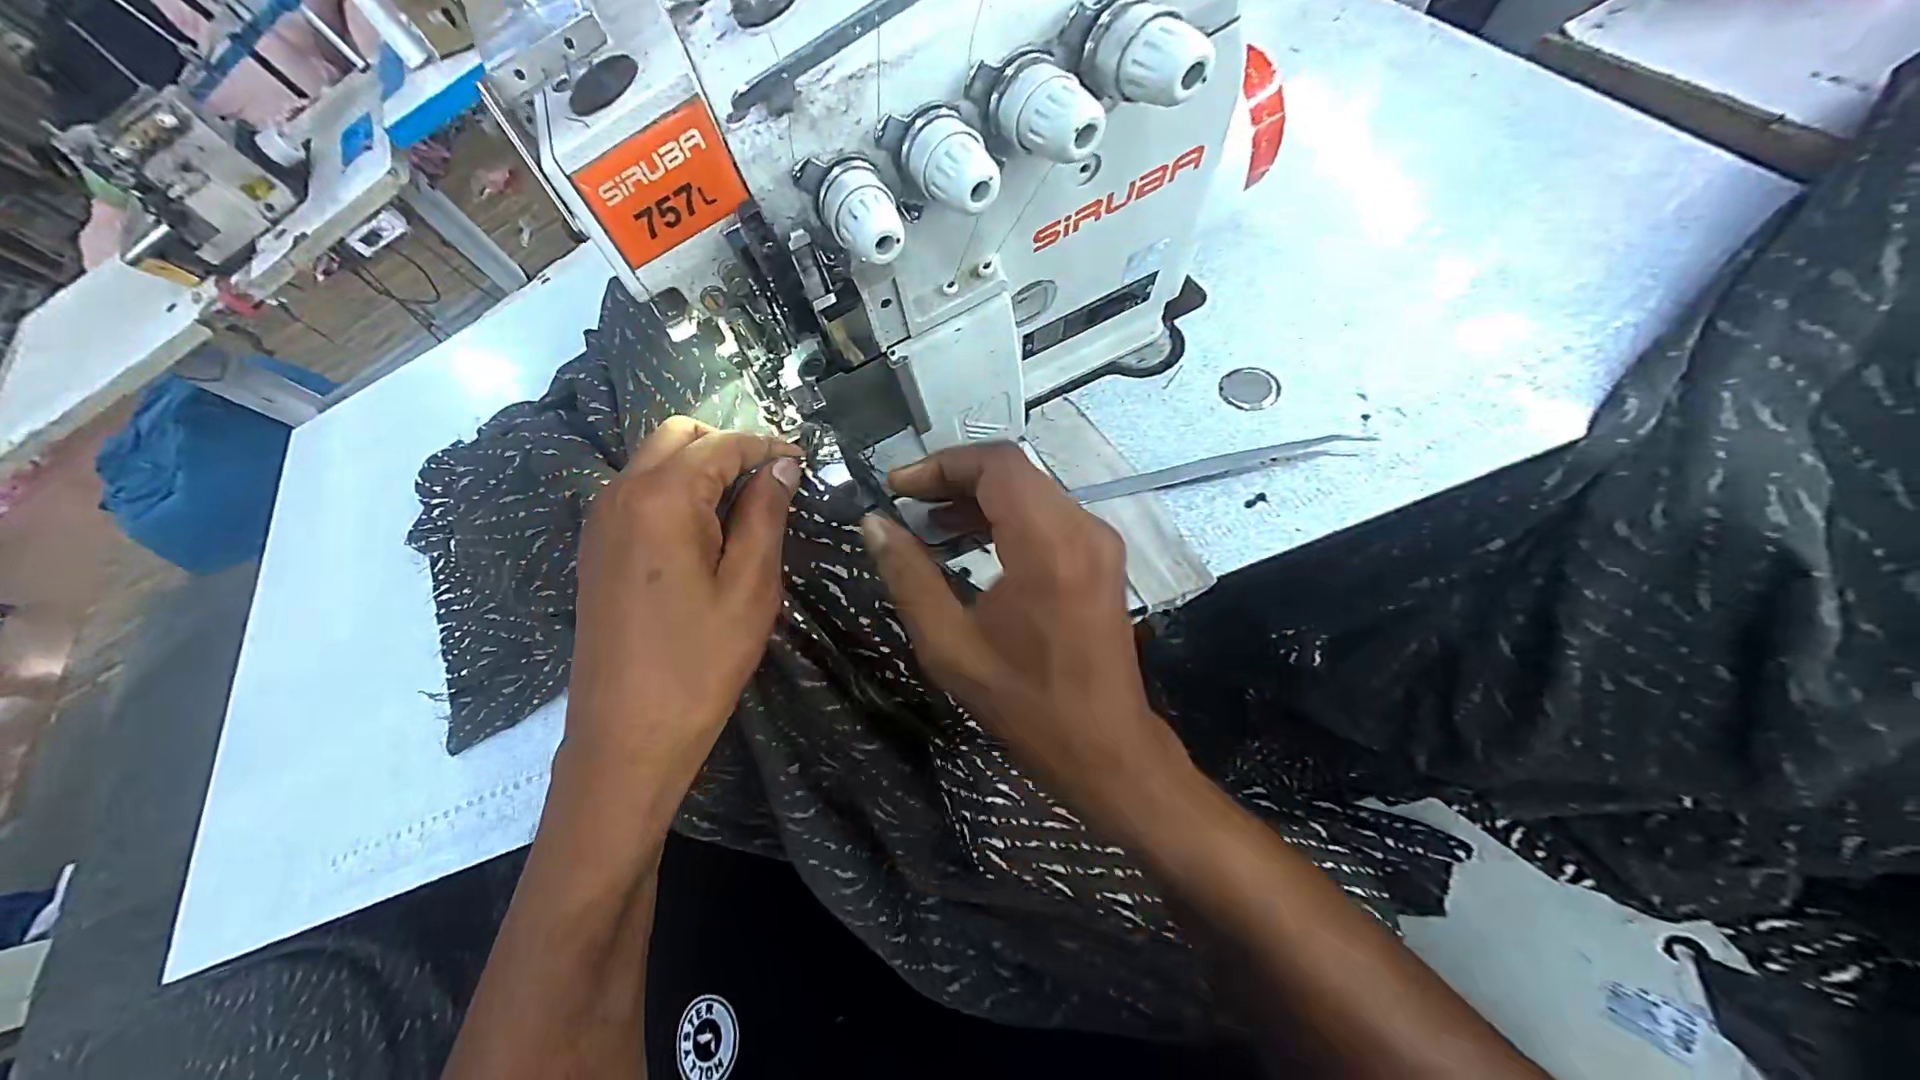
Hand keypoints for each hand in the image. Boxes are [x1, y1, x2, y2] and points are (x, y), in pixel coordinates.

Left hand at [567, 417, 801, 789]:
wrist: (627, 734)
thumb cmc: (700, 662)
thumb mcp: (750, 586)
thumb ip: (765, 514)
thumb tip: (781, 466)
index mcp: (661, 498)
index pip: (720, 445)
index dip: (766, 446)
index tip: (802, 461)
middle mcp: (620, 494)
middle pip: (677, 437)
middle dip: (728, 446)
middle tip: (772, 481)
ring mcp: (600, 521)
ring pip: (654, 462)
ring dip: (701, 467)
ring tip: (747, 507)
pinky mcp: (597, 548)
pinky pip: (639, 494)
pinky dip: (676, 492)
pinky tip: (707, 532)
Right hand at [860, 442, 1187, 817]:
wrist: (1105, 746)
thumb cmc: (1027, 704)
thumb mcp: (951, 647)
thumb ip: (908, 577)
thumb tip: (874, 524)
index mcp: (1049, 546)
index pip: (997, 465)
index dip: (941, 464)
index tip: (898, 486)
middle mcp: (1083, 529)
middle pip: (1014, 471)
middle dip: (955, 479)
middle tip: (907, 504)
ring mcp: (1100, 541)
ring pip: (1032, 490)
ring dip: (979, 498)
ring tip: (929, 524)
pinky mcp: (1102, 556)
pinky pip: (1049, 514)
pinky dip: (1007, 516)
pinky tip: (970, 541)